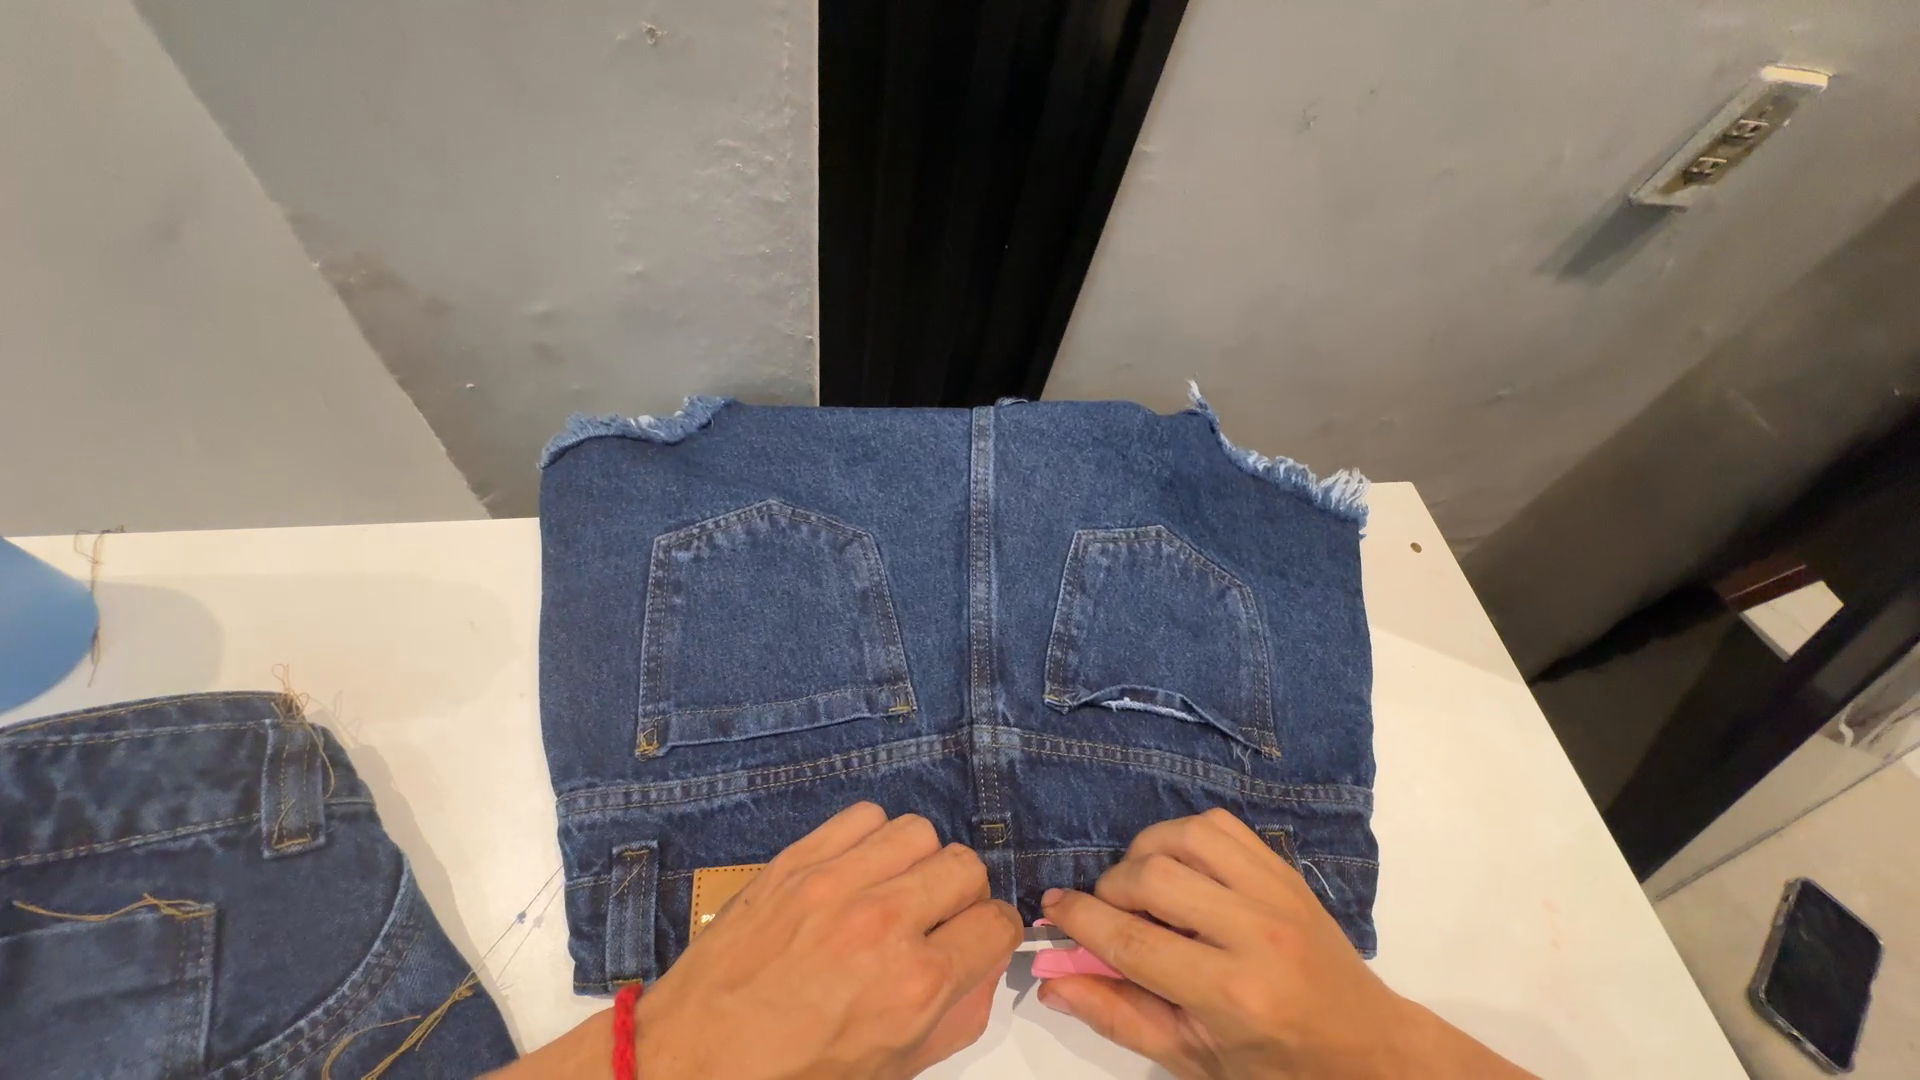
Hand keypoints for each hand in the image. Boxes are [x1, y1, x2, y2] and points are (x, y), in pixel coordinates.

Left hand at [488, 803, 1019, 1079]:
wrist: (694, 1060)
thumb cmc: (797, 1075)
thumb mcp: (896, 1069)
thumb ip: (957, 1013)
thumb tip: (983, 959)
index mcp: (913, 986)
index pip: (997, 923)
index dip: (994, 935)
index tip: (975, 940)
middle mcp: (884, 921)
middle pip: (965, 867)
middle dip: (963, 896)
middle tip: (935, 919)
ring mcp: (837, 881)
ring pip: (919, 832)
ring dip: (918, 862)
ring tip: (893, 890)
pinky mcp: (798, 858)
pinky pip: (865, 815)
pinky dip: (872, 838)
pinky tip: (857, 870)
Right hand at [1037, 809, 1532, 1079]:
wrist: (1367, 1048)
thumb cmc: (1274, 1066)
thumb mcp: (1192, 1059)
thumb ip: (1118, 1015)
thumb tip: (1052, 979)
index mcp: (1233, 994)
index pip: (1133, 942)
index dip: (1080, 920)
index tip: (1051, 908)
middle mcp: (1255, 932)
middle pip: (1151, 879)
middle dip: (1109, 891)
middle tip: (1106, 914)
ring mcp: (1274, 891)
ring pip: (1181, 837)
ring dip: (1143, 856)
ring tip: (1141, 889)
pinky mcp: (1282, 868)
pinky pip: (1215, 824)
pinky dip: (1180, 836)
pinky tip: (1177, 866)